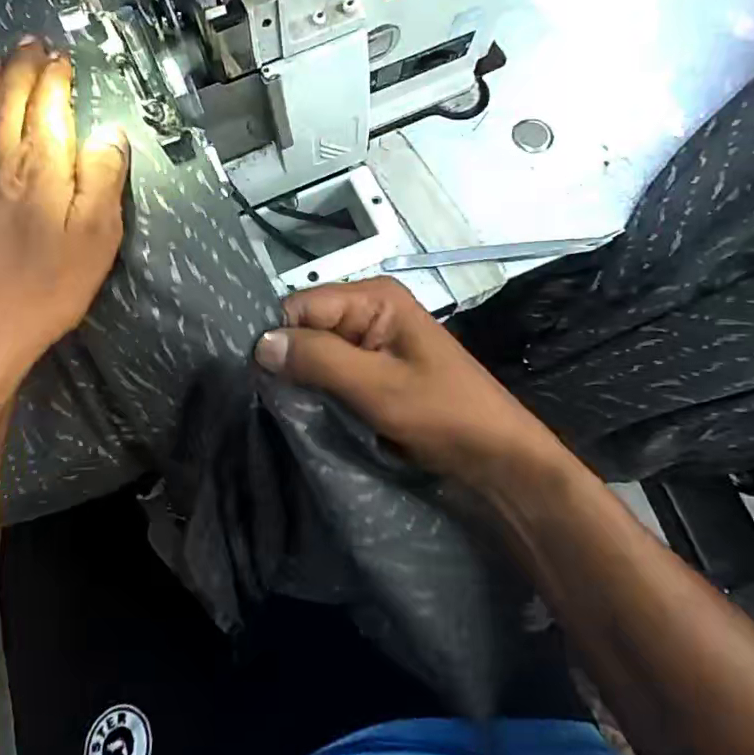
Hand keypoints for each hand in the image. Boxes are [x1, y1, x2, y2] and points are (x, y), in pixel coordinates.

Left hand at [0, 36, 129, 392]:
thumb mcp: (96, 238)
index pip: (47, 104)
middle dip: (20, 67)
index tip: (62, 54)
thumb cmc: (46, 286)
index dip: (55, 76)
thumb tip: (109, 133)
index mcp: (38, 165)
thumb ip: (103, 180)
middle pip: (5, 99)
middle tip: (30, 43)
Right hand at [254, 278, 570, 490]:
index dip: (279, 338)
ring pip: (317, 355)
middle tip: (269, 401)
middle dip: (289, 361)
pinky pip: (333, 376)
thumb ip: (319, 360)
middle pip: (307, 328)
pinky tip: (310, 415)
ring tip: (288, 412)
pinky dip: (321, 394)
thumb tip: (260, 343)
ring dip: (305, 382)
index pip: (300, 305)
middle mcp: (371, 312)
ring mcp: (374, 344)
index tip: (258, 379)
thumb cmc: (444, 414)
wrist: (495, 456)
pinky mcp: (376, 373)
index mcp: (376, 298)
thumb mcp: (378, 386)